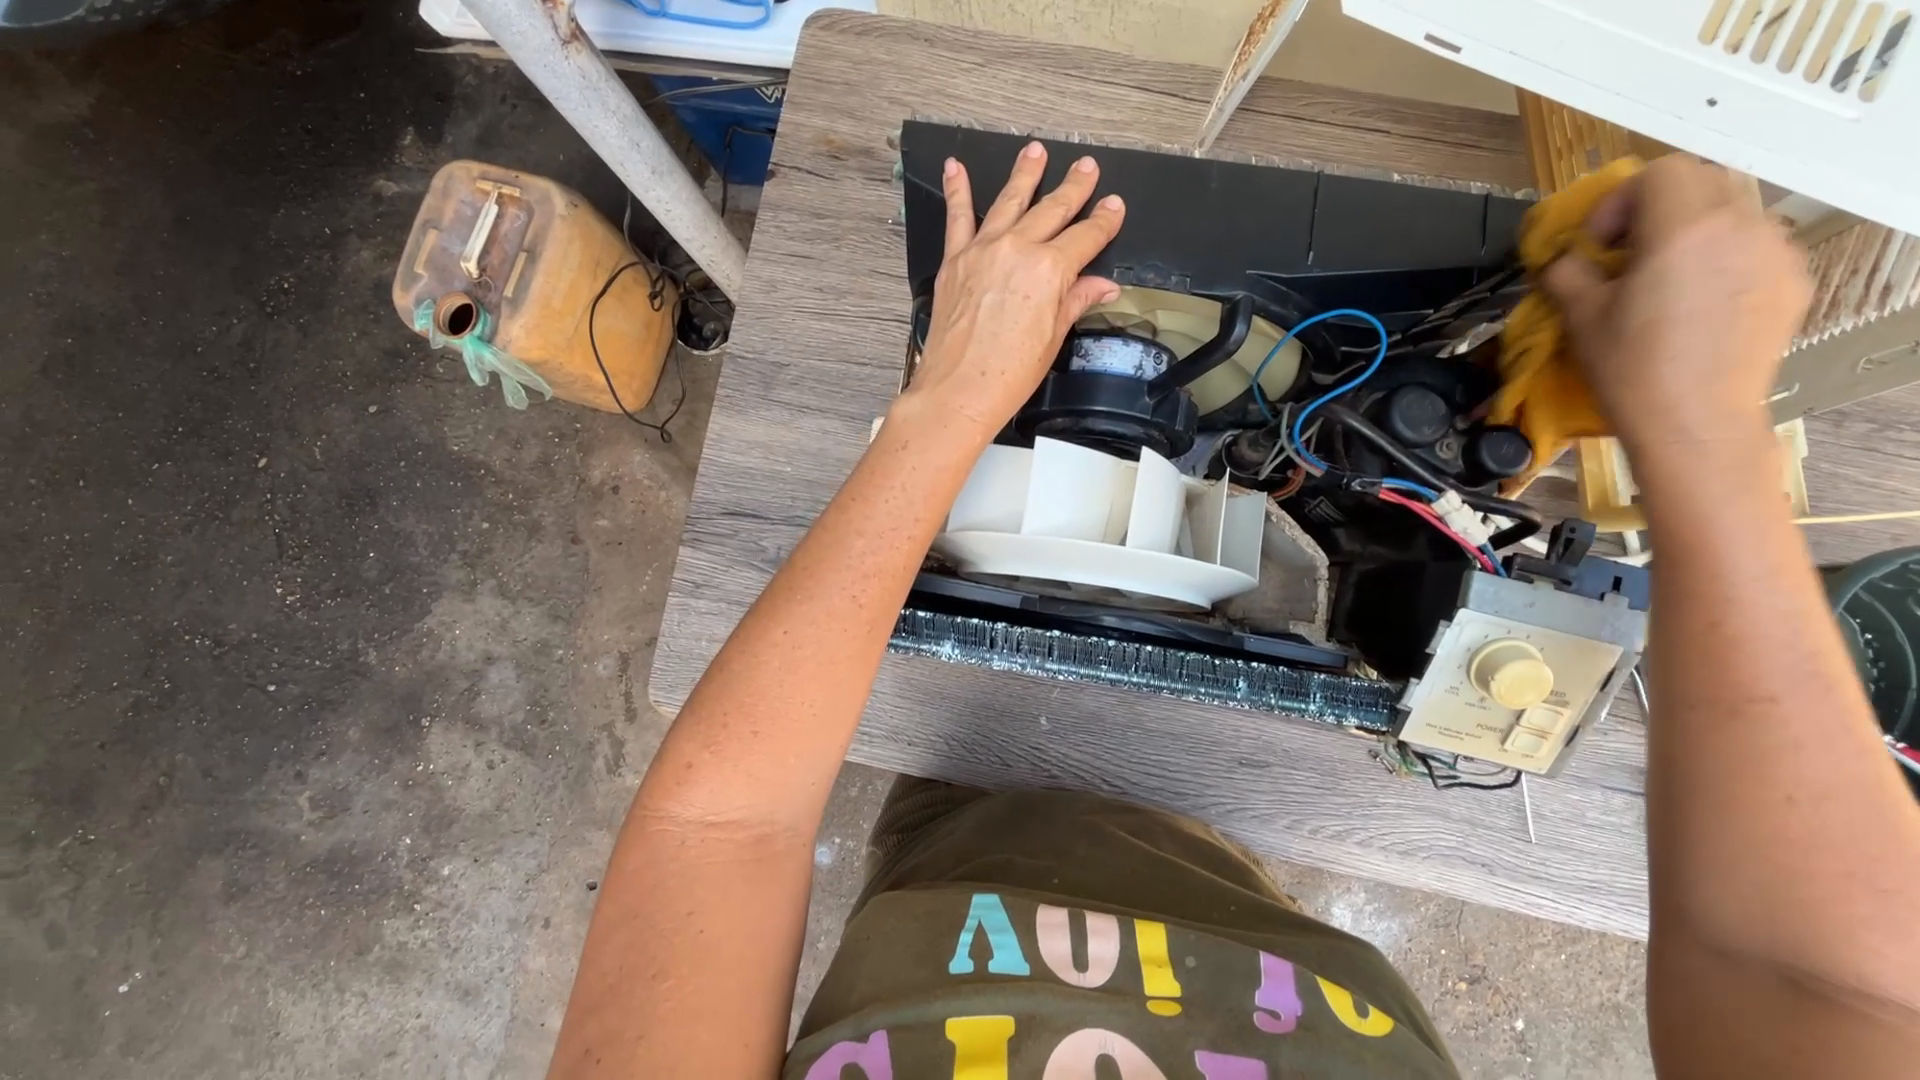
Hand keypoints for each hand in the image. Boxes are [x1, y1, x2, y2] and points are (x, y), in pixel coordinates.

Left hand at [899, 141, 1126, 446]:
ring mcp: (983, 251)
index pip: (1086, 237)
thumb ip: (1076, 301)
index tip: (1113, 208)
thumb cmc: (1007, 374)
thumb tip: (1101, 286)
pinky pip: (957, 217)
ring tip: (1035, 151)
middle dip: (1073, 187)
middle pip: (1052, 209)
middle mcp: (1016, 250)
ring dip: (1025, 174)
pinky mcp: (955, 260)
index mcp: (1049, 270)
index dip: (1104, 222)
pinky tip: (955, 168)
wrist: (959, 390)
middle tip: (1086, 168)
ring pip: (1009, 200)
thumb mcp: (1054, 337)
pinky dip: (957, 190)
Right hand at [1541, 155, 1810, 460]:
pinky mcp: (1790, 281)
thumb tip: (1564, 261)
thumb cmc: (1631, 368)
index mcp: (1684, 228)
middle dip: (1657, 209)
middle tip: (1627, 253)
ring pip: (1732, 212)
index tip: (1598, 243)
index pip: (1658, 172)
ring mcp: (1775, 252)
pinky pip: (1755, 247)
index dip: (1619, 201)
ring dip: (1692, 231)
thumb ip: (1567, 272)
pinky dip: (1722, 258)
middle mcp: (1740, 226)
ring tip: (1663, 279)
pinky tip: (1697, 301)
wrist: (1694, 421)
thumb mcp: (1579, 316)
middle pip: (1701, 182)